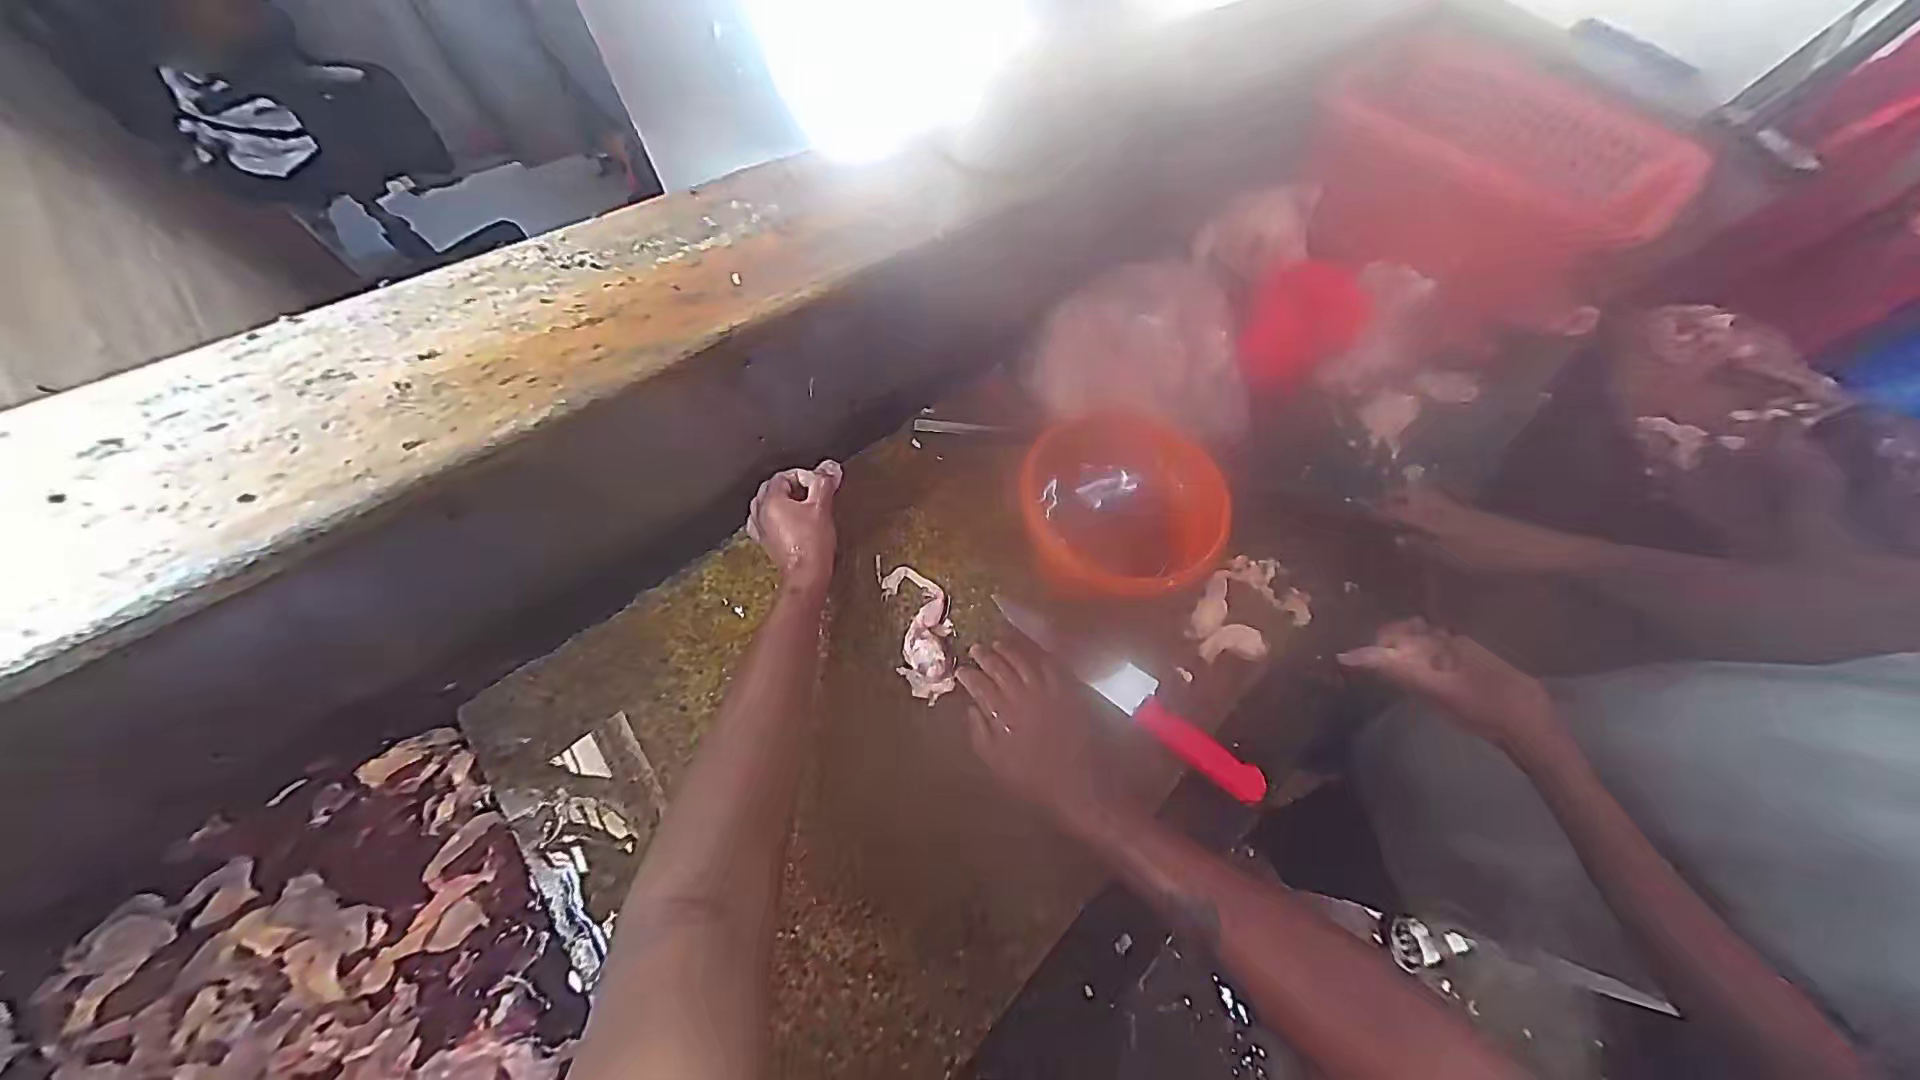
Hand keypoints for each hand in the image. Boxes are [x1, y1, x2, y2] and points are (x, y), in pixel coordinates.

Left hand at [747, 461, 840, 591]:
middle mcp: (760, 514)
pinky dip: (779, 518)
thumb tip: (829, 467)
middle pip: (773, 488)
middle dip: (794, 488)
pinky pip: (768, 522)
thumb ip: (824, 483)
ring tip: (805, 507)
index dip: (804, 476)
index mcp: (770, 501)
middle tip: (814, 494)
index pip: (783, 476)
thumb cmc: (812, 545)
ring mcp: (761, 529)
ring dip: (786, 502)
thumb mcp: (822, 508)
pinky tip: (793, 522)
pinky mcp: (767, 542)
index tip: (819, 485)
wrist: (806, 575)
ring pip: (768, 505)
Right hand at [956, 637, 1120, 831]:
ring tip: (998, 643)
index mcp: (1003, 713)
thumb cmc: (1034, 776)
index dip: (968, 675)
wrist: (1080, 780)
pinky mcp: (1067, 689)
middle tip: (975, 649)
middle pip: (999, 668)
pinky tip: (1031, 653)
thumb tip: (971, 709)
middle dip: (984, 657)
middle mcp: (1022, 695)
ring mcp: (1046, 689)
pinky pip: (1050, 665)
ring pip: (1023, 661)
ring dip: (1009, 650)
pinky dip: (1038, 656)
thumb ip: (979, 733)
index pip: (980, 686)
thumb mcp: (997, 761)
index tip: (961, 670)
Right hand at [1338, 619, 1553, 752]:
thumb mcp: (1431, 688)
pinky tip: (1427, 685)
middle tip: (1379, 670)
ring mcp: (1471, 656)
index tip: (1366, 661)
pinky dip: (1426, 668)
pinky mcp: (1479, 672)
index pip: (1400, 628)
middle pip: (1414, 636)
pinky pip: (1442, 660)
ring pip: (1429, 648)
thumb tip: (1344, 655)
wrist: (1535, 730)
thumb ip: (1389, 668)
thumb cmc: (1482, 707)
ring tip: (1397, 677)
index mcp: (1446, 639)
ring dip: (1409, 658)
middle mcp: (1458, 641)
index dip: (1380, 641)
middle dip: (1393, 648)